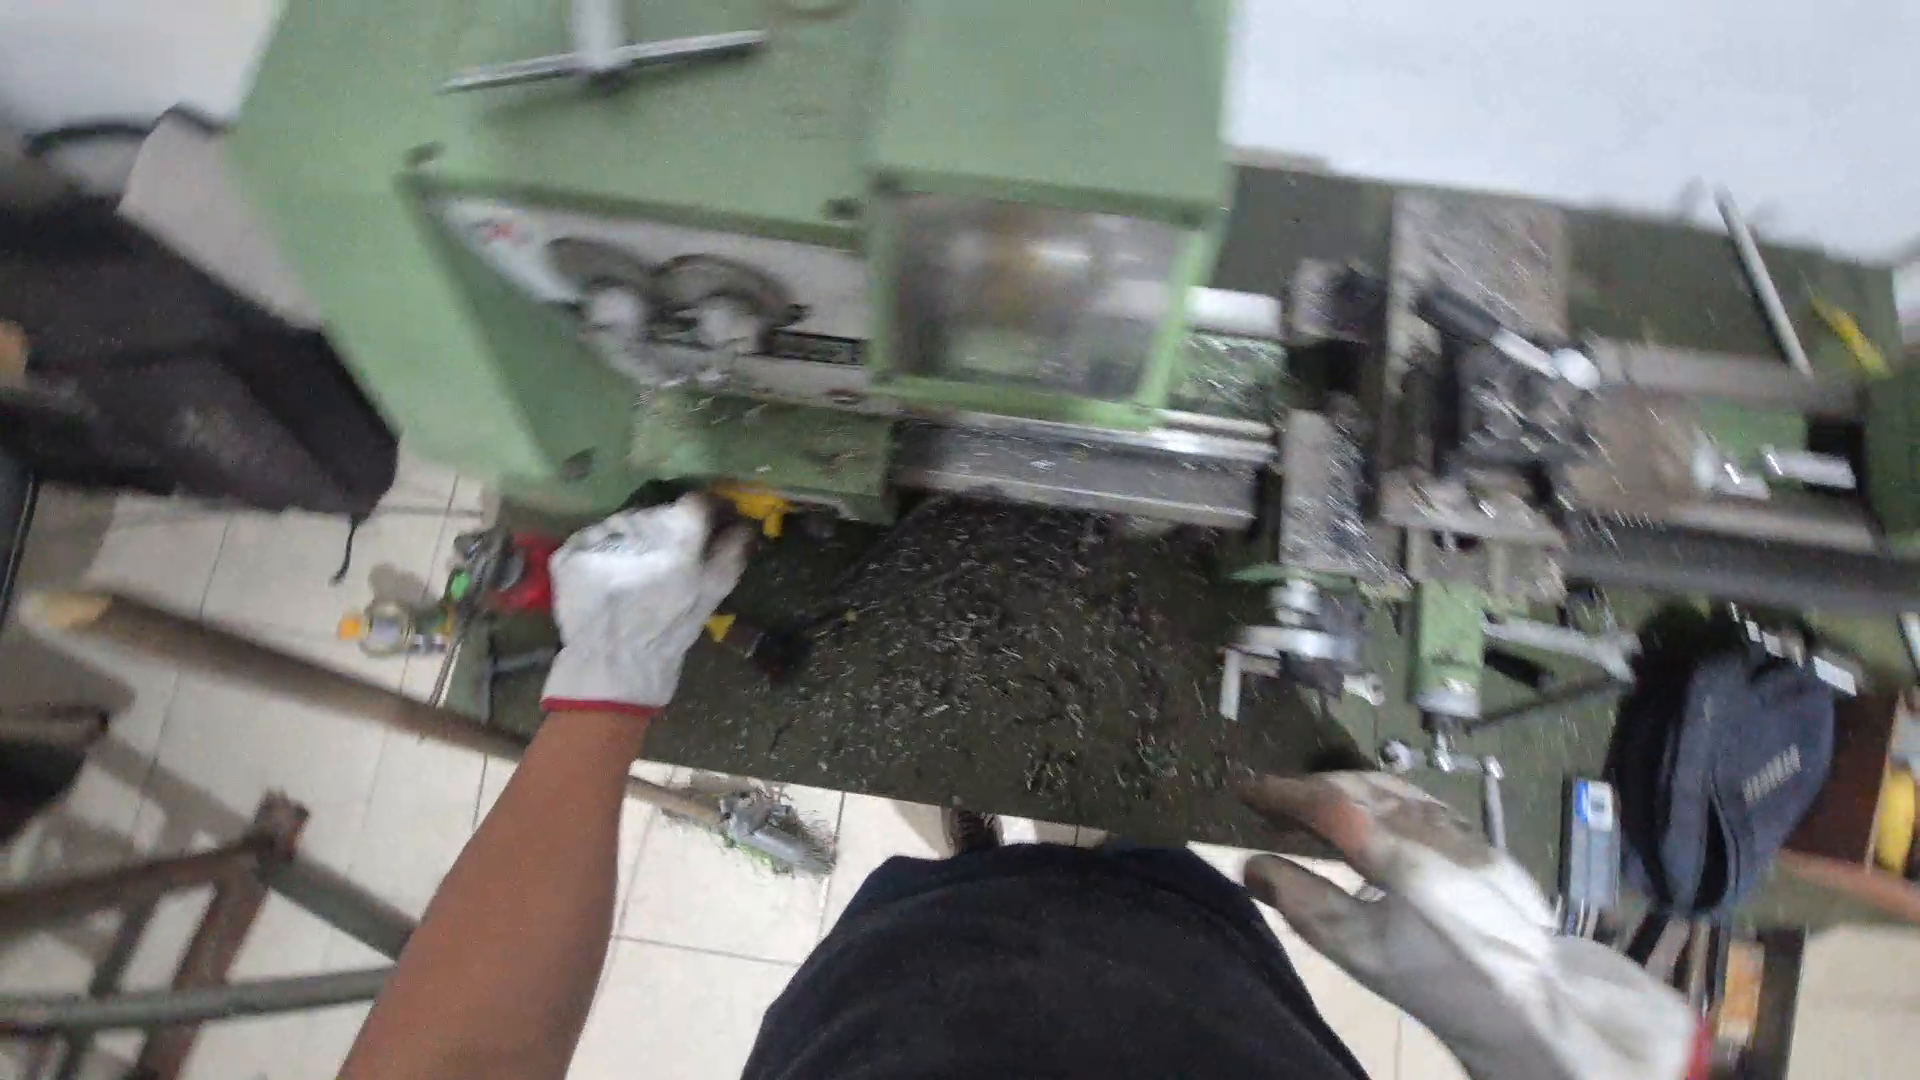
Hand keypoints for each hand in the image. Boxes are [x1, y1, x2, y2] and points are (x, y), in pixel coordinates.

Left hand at [540, 495, 751, 716]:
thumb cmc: (670, 634)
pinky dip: (600, 549)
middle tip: (666, 555)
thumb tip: (743, 527)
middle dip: (665, 527)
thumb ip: (729, 557)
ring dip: (631, 536)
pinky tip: (607, 574)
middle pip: (657, 512)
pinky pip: (590, 537)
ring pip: (623, 522)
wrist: (613, 667)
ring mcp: (596, 541)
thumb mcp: (710, 598)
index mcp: (677, 542)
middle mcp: (636, 532)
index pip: (695, 504)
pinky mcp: (568, 554)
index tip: (708, 520)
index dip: (705, 510)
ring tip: (633, 567)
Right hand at [1239, 773, 1697, 1079]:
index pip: (1326, 803)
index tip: (1244, 791)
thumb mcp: (1361, 952)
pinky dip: (1372, 792)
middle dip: (1303, 787)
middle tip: (1268, 800)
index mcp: (1401, 859)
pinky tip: (1360, 809)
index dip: (1279, 792)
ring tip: (1307, 801)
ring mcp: (1457, 828)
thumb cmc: (1438, 981)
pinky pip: (1412, 795)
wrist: (1537, 1004)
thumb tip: (1253, 863)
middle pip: (1353, 786)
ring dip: (1336, 786)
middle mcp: (1430, 830)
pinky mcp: (1475, 836)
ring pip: (1384, 785)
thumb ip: (1304, 902)